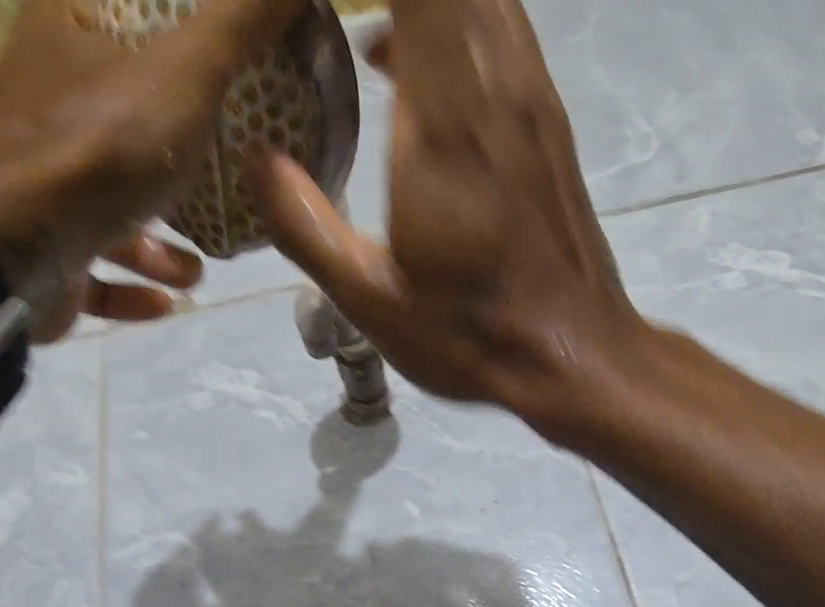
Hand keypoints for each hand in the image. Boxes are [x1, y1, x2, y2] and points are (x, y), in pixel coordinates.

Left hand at [0, 0, 306, 340]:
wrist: (8, 247)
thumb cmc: (98, 144)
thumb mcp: (186, 70)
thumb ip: (240, 21)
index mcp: (54, 41)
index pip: (96, 12)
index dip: (145, 32)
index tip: (191, 62)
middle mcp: (25, 107)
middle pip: (99, 118)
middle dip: (157, 158)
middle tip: (205, 180)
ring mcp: (17, 188)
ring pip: (92, 206)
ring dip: (150, 241)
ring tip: (196, 264)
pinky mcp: (21, 257)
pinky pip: (82, 272)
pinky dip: (127, 287)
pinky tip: (165, 300)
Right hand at [251, 0, 648, 433]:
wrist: (572, 354)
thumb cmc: (468, 335)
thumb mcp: (369, 299)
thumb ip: (303, 224)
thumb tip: (252, 156)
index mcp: (444, 127)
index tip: (309, 12)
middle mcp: (495, 90)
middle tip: (331, 25)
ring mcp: (531, 97)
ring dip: (421, 3)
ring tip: (359, 33)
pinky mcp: (546, 117)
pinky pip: (500, 26)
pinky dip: (449, 17)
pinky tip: (398, 57)